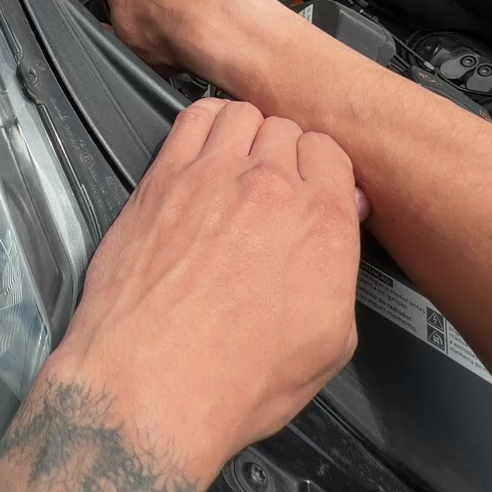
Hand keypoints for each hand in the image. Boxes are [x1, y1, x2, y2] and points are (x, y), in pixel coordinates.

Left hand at [0, 99, 361, 491]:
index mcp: (320, 225)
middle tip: (273, 175)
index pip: (331, 154)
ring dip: (246, 129)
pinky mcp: (162, 177)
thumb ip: (339, 268)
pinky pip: (190, 119)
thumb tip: (337, 227)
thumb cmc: (232, 375)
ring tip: (238, 155)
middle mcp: (267, 188)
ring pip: (240, 113)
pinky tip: (202, 142)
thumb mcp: (329, 341)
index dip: (323, 168)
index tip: (313, 182)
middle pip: (286, 128)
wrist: (152, 378)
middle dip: (285, 148)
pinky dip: (204, 119)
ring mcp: (209, 175)